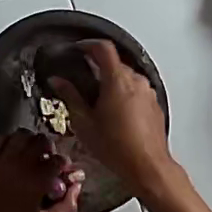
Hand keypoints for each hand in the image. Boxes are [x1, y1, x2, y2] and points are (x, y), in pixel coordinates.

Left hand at [0, 130, 82, 211]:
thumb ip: (66, 206)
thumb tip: (75, 188)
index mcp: (34, 183)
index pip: (57, 160)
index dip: (64, 163)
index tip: (64, 170)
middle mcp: (17, 168)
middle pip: (39, 141)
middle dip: (49, 147)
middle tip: (50, 157)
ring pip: (18, 135)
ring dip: (29, 140)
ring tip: (32, 152)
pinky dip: (7, 140)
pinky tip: (12, 150)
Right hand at [48, 40, 172, 191]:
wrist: (147, 166)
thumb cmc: (116, 147)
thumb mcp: (83, 121)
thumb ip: (69, 96)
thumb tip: (58, 81)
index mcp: (117, 81)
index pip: (103, 48)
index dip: (88, 44)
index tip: (78, 48)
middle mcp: (136, 82)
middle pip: (115, 62)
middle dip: (98, 66)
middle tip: (82, 78)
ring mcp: (148, 93)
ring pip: (126, 77)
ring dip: (111, 81)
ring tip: (96, 99)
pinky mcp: (154, 105)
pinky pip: (136, 90)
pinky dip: (123, 93)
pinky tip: (112, 112)